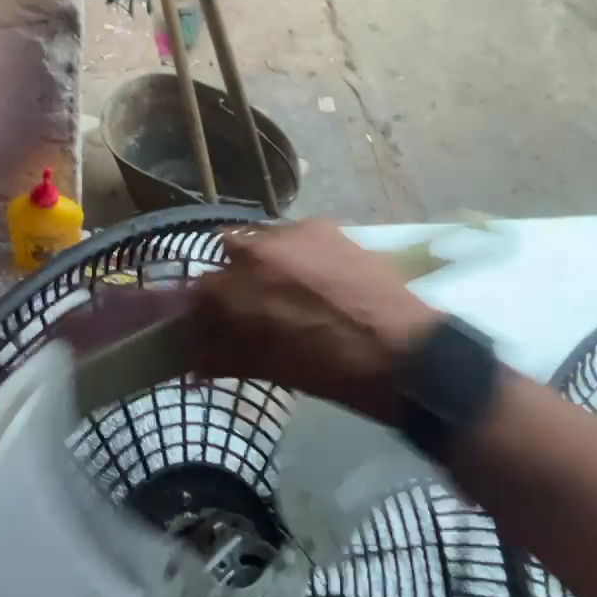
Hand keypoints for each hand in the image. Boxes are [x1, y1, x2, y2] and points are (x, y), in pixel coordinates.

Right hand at [190, 218, 439, 423]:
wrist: (400, 352)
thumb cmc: (328, 371)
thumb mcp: (267, 369)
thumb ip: (224, 357)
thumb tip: (195, 361)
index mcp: (231, 291)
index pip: (196, 291)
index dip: (204, 306)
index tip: (213, 318)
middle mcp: (252, 252)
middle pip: (226, 251)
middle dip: (234, 272)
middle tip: (254, 298)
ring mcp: (289, 232)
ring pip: (263, 237)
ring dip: (266, 256)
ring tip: (290, 283)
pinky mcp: (323, 225)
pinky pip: (297, 233)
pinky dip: (300, 250)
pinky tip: (320, 273)